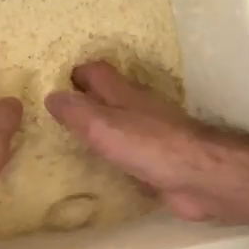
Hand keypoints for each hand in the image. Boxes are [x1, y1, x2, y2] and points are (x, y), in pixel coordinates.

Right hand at [45, 61, 247, 223]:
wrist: (198, 176)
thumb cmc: (147, 145)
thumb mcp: (101, 125)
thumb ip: (75, 111)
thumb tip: (50, 95)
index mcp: (123, 92)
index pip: (96, 71)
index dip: (75, 75)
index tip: (54, 86)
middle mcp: (139, 107)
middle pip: (109, 95)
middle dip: (87, 100)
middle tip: (61, 115)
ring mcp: (153, 133)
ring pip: (122, 123)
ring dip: (104, 127)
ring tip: (77, 140)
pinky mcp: (160, 159)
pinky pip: (132, 151)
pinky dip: (118, 154)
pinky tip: (106, 167)